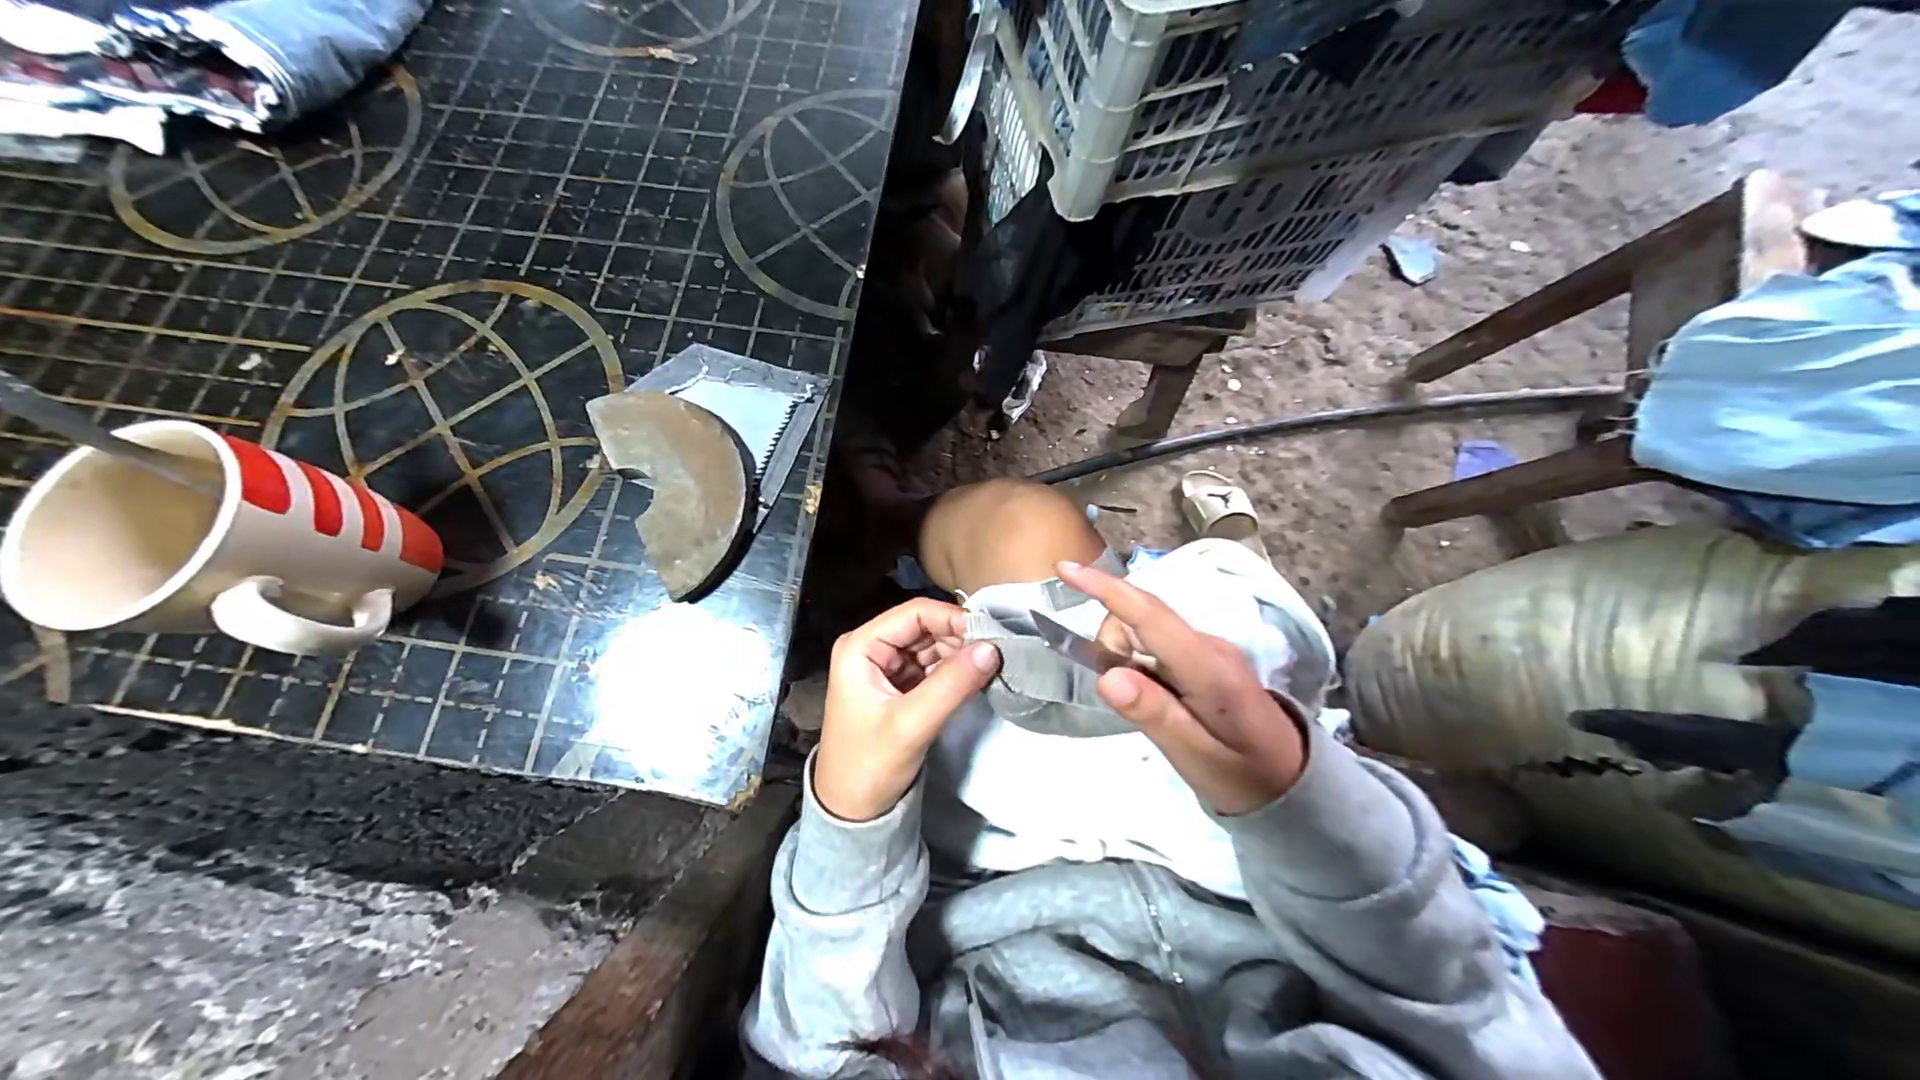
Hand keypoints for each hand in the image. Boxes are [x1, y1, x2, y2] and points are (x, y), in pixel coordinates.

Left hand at [815, 598, 1001, 821]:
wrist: (850, 810)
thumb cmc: (869, 765)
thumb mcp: (911, 725)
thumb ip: (951, 685)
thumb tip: (992, 648)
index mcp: (860, 646)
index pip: (914, 613)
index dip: (953, 618)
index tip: (990, 633)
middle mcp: (872, 648)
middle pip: (925, 626)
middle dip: (960, 636)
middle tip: (998, 650)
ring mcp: (886, 666)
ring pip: (933, 645)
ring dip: (961, 652)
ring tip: (993, 663)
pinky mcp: (900, 685)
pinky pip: (933, 665)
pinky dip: (955, 669)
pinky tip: (977, 676)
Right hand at [1058, 560, 1307, 814]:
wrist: (1294, 783)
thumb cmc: (1244, 775)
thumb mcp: (1195, 757)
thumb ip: (1153, 713)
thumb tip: (1107, 676)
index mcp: (1208, 667)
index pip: (1149, 615)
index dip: (1105, 588)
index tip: (1064, 568)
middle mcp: (1208, 644)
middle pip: (1136, 622)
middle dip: (1114, 651)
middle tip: (1129, 703)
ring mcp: (1209, 647)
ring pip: (1142, 633)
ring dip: (1128, 662)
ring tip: (1153, 709)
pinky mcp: (1206, 655)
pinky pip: (1157, 646)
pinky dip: (1142, 666)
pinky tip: (1160, 700)